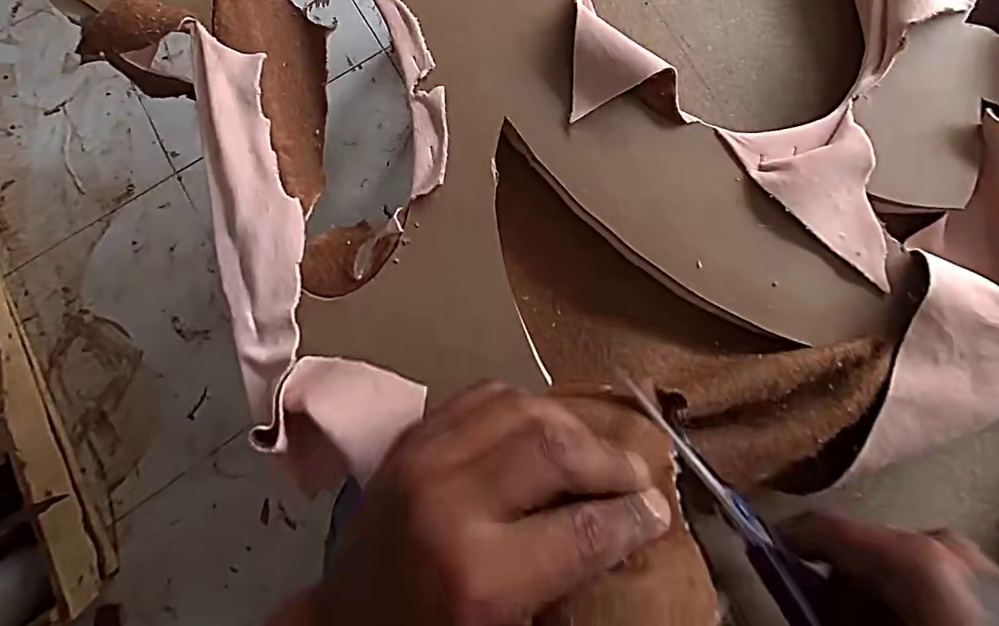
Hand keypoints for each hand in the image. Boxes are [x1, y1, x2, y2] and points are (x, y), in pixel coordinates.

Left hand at [283, 382, 673, 625]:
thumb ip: (563, 578)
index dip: (631, 518)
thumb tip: (621, 531)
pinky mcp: (411, 436)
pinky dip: (520, 403)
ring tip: (594, 447)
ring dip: (568, 422)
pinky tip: (540, 423)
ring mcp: (424, 457)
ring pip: (518, 407)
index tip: (657, 511)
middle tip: (637, 474)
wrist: (340, 624)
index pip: (580, 530)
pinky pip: (479, 396)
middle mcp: (450, 501)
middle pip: (552, 449)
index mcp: (477, 575)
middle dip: (608, 461)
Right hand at [781, 513, 998, 625]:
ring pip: (899, 564)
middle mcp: (944, 545)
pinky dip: (914, 602)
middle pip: (862, 550)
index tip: (763, 552)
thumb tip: (794, 596)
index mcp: (914, 555)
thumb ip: (830, 613)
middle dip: (840, 587)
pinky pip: (937, 581)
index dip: (786, 541)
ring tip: (874, 625)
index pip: (825, 528)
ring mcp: (981, 564)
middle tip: (830, 618)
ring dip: (876, 598)